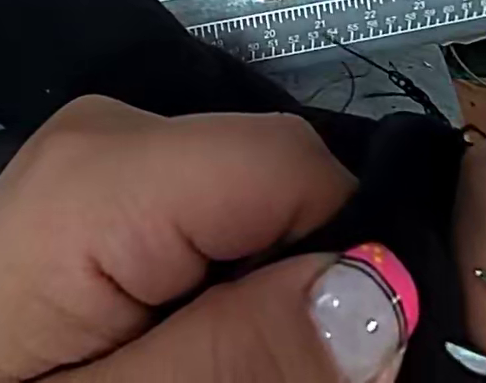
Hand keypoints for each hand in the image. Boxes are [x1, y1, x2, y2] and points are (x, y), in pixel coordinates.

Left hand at [0, 95, 421, 381]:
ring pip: (253, 188)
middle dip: (306, 267)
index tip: (350, 351)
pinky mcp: (114, 164)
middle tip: (276, 369)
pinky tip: (194, 322)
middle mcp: (115, 126)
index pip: (289, 158)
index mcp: (106, 169)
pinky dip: (232, 262)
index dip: (346, 245)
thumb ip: (238, 358)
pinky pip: (214, 199)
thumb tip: (379, 290)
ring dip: (270, 273)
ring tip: (223, 352)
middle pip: (274, 170)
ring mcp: (112, 139)